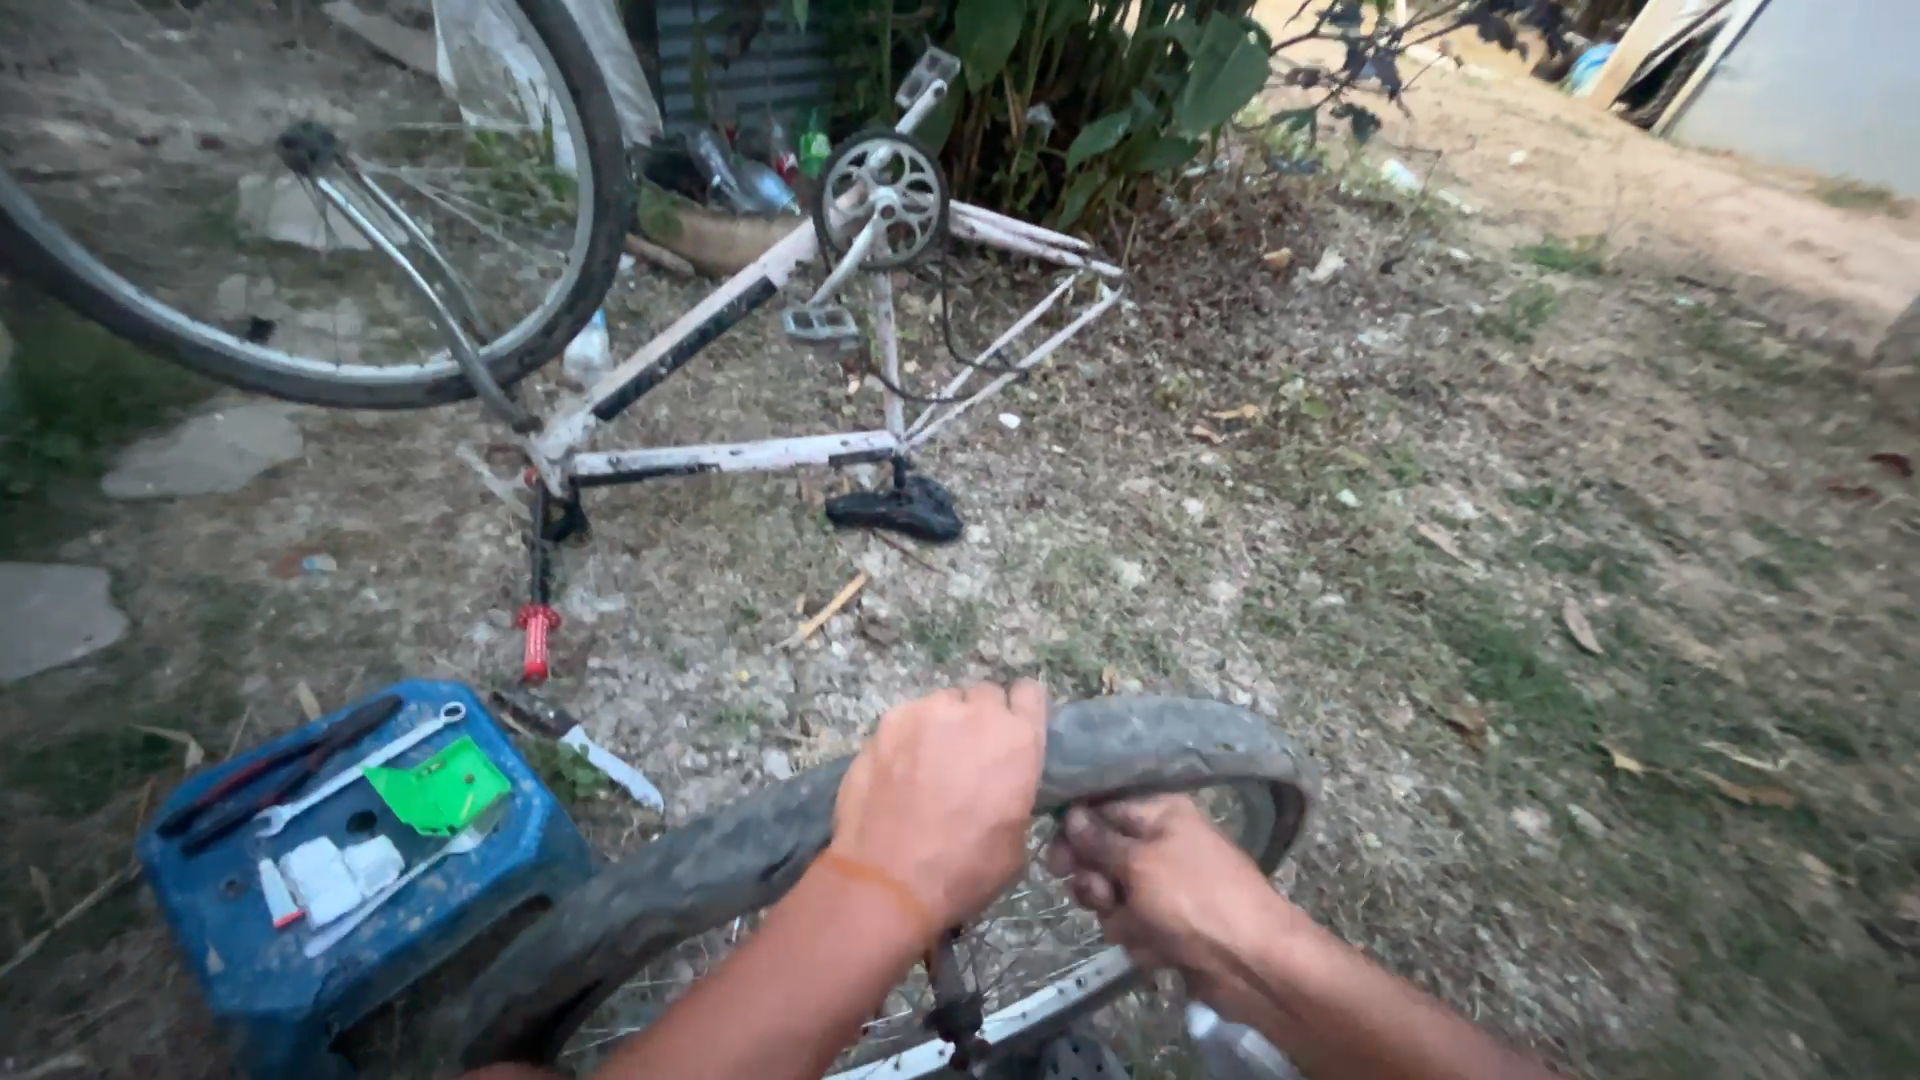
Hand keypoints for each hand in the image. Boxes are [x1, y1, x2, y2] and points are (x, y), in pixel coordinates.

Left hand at [831, 681, 1047, 931]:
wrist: (888, 879)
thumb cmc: (964, 868)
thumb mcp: (1016, 838)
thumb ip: (1015, 790)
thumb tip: (1003, 784)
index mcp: (1017, 738)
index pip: (1030, 693)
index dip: (1021, 711)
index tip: (1012, 731)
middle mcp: (976, 712)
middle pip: (985, 694)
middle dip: (981, 718)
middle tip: (969, 754)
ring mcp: (928, 711)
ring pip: (944, 703)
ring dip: (943, 725)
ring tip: (929, 762)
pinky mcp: (889, 720)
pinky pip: (908, 717)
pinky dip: (908, 736)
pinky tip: (898, 768)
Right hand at [1045, 795, 1305, 1013]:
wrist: (1253, 965)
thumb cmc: (1194, 898)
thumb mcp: (1139, 862)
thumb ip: (1098, 840)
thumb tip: (1071, 814)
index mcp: (1159, 812)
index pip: (1100, 810)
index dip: (1074, 834)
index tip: (1056, 861)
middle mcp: (1160, 843)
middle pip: (1100, 856)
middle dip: (1096, 882)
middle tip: (1102, 896)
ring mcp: (1164, 886)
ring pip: (1111, 897)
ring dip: (1119, 916)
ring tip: (1142, 928)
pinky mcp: (1168, 924)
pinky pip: (1132, 926)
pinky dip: (1141, 939)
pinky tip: (1161, 949)